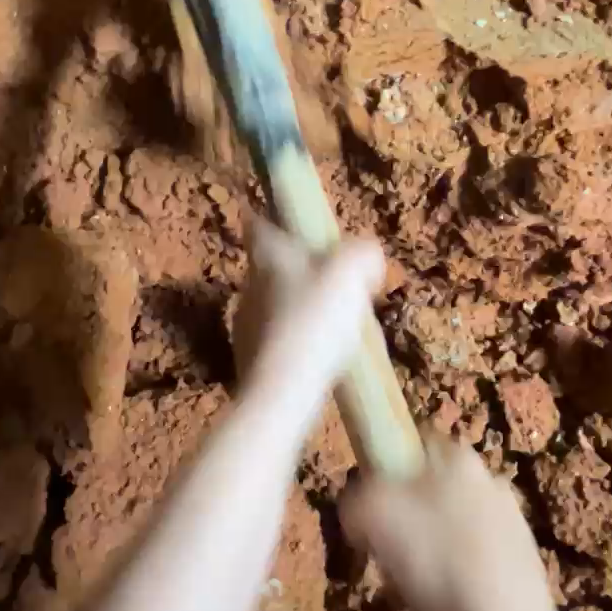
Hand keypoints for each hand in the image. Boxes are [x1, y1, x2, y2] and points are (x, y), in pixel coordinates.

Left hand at [238, 225, 383, 400]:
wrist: (282, 391)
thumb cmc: (315, 320)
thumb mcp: (351, 272)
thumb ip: (362, 253)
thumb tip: (366, 254)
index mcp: (268, 255)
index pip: (258, 223)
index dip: (273, 219)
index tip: (294, 226)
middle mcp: (249, 284)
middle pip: (272, 266)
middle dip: (300, 270)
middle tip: (335, 281)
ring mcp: (245, 323)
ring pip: (275, 304)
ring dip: (300, 308)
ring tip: (335, 325)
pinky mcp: (249, 358)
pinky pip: (278, 340)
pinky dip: (297, 343)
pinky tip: (322, 357)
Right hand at [341, 440, 576, 610]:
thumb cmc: (434, 554)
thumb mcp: (371, 512)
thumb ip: (357, 495)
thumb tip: (357, 504)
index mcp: (458, 452)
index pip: (418, 441)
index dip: (390, 465)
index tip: (375, 496)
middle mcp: (491, 475)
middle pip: (439, 484)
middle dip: (415, 510)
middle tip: (392, 543)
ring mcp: (514, 518)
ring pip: (460, 523)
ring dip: (439, 545)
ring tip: (418, 579)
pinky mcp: (526, 560)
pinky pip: (480, 558)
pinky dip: (463, 574)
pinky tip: (449, 598)